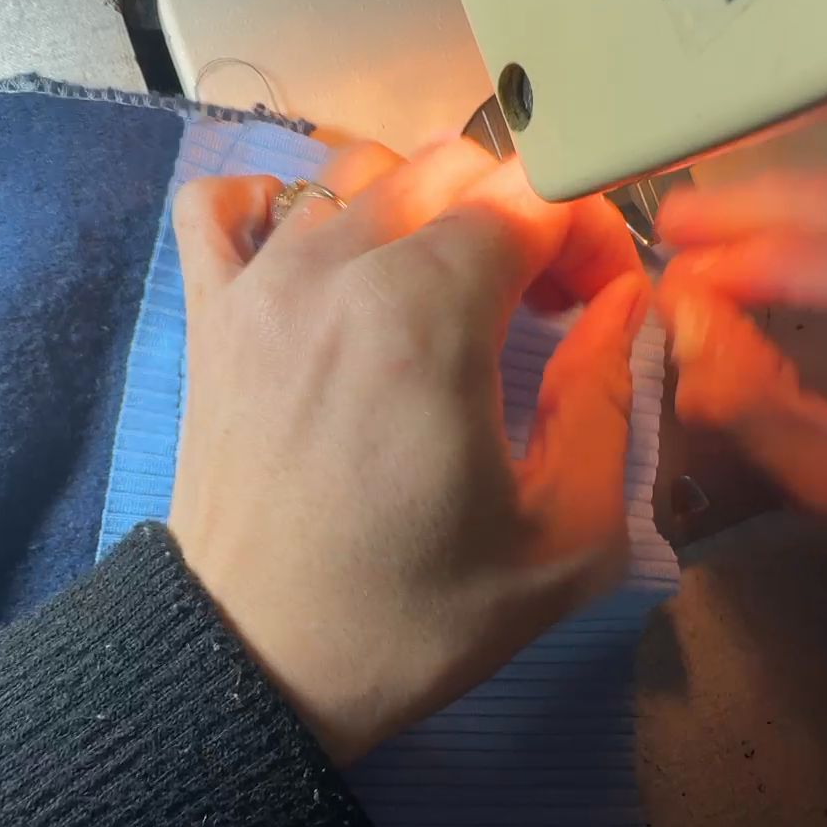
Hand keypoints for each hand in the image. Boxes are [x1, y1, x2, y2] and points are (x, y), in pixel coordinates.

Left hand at [168, 139, 647, 764]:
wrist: (259, 658)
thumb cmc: (412, 615)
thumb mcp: (564, 536)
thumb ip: (610, 395)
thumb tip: (621, 303)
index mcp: (426, 313)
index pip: (535, 196)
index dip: (589, 233)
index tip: (594, 300)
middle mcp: (332, 268)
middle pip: (452, 167)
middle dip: (517, 214)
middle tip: (531, 300)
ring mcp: (255, 283)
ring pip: (354, 175)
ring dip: (418, 210)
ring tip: (435, 288)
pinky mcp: (205, 314)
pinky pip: (220, 203)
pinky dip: (273, 202)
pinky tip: (309, 255)